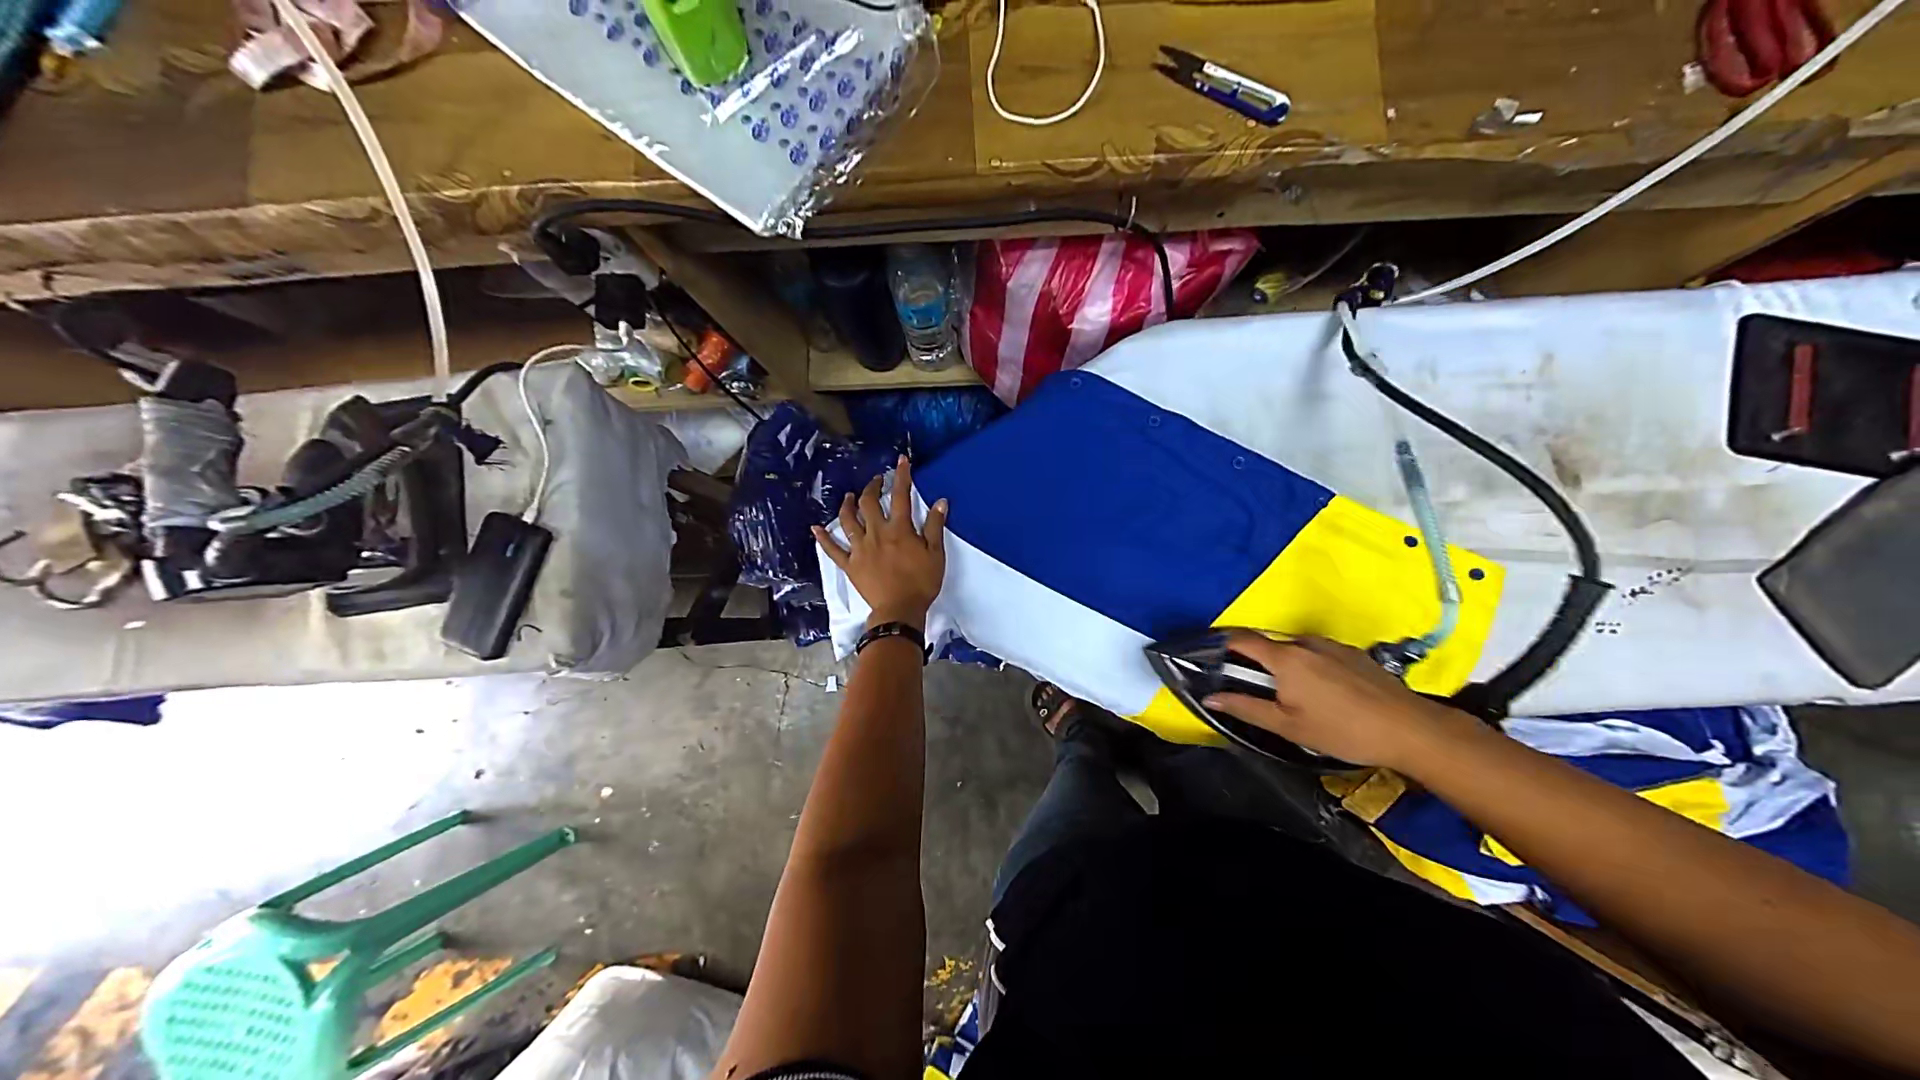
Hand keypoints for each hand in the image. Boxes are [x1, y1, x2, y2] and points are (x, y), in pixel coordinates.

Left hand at [813, 456, 948, 630]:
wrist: (899, 610)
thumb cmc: (921, 582)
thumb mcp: (935, 553)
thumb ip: (935, 526)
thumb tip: (940, 501)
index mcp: (899, 529)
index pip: (901, 495)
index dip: (901, 476)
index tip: (901, 461)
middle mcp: (876, 533)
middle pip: (869, 502)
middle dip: (872, 487)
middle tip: (877, 481)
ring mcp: (860, 548)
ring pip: (848, 520)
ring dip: (848, 505)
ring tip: (849, 497)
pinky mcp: (850, 564)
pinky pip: (833, 549)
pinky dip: (823, 538)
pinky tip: (815, 528)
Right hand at [1202, 632, 1480, 770]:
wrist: (1409, 729)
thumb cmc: (1342, 730)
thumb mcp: (1288, 726)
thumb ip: (1246, 708)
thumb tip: (1211, 698)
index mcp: (1285, 659)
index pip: (1244, 640)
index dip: (1226, 644)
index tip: (1217, 656)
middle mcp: (1307, 644)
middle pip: (1272, 646)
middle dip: (1262, 664)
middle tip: (1264, 692)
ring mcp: (1334, 646)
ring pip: (1299, 650)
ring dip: (1290, 666)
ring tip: (1299, 696)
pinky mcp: (1356, 654)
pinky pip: (1322, 654)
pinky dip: (1314, 667)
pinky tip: (1328, 694)